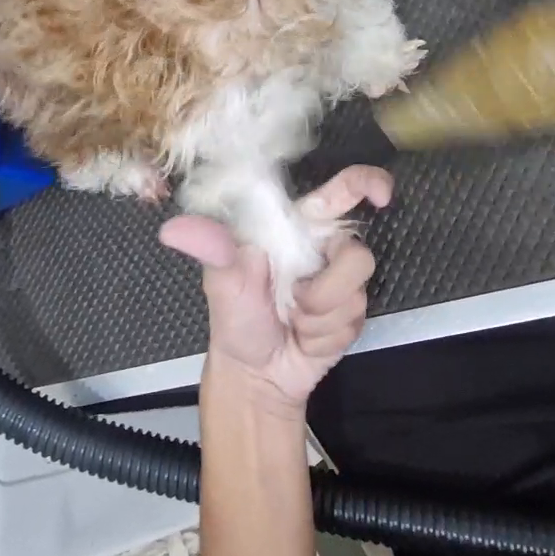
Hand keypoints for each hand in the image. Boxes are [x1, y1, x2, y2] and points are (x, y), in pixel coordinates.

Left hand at [159, 166, 389, 413]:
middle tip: (292, 299)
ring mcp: (341, 282)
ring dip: (320, 314)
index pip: (341, 191)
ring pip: (356, 289)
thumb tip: (173, 230)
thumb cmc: (234, 316)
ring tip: (293, 318)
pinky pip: (353, 319)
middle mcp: (324, 248)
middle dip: (326, 286)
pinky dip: (325, 333)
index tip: (381, 195)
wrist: (255, 373)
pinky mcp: (352, 314)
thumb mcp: (219, 280)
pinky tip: (305, 336)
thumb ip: (210, 248)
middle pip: (356, 251)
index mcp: (295, 225)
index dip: (368, 182)